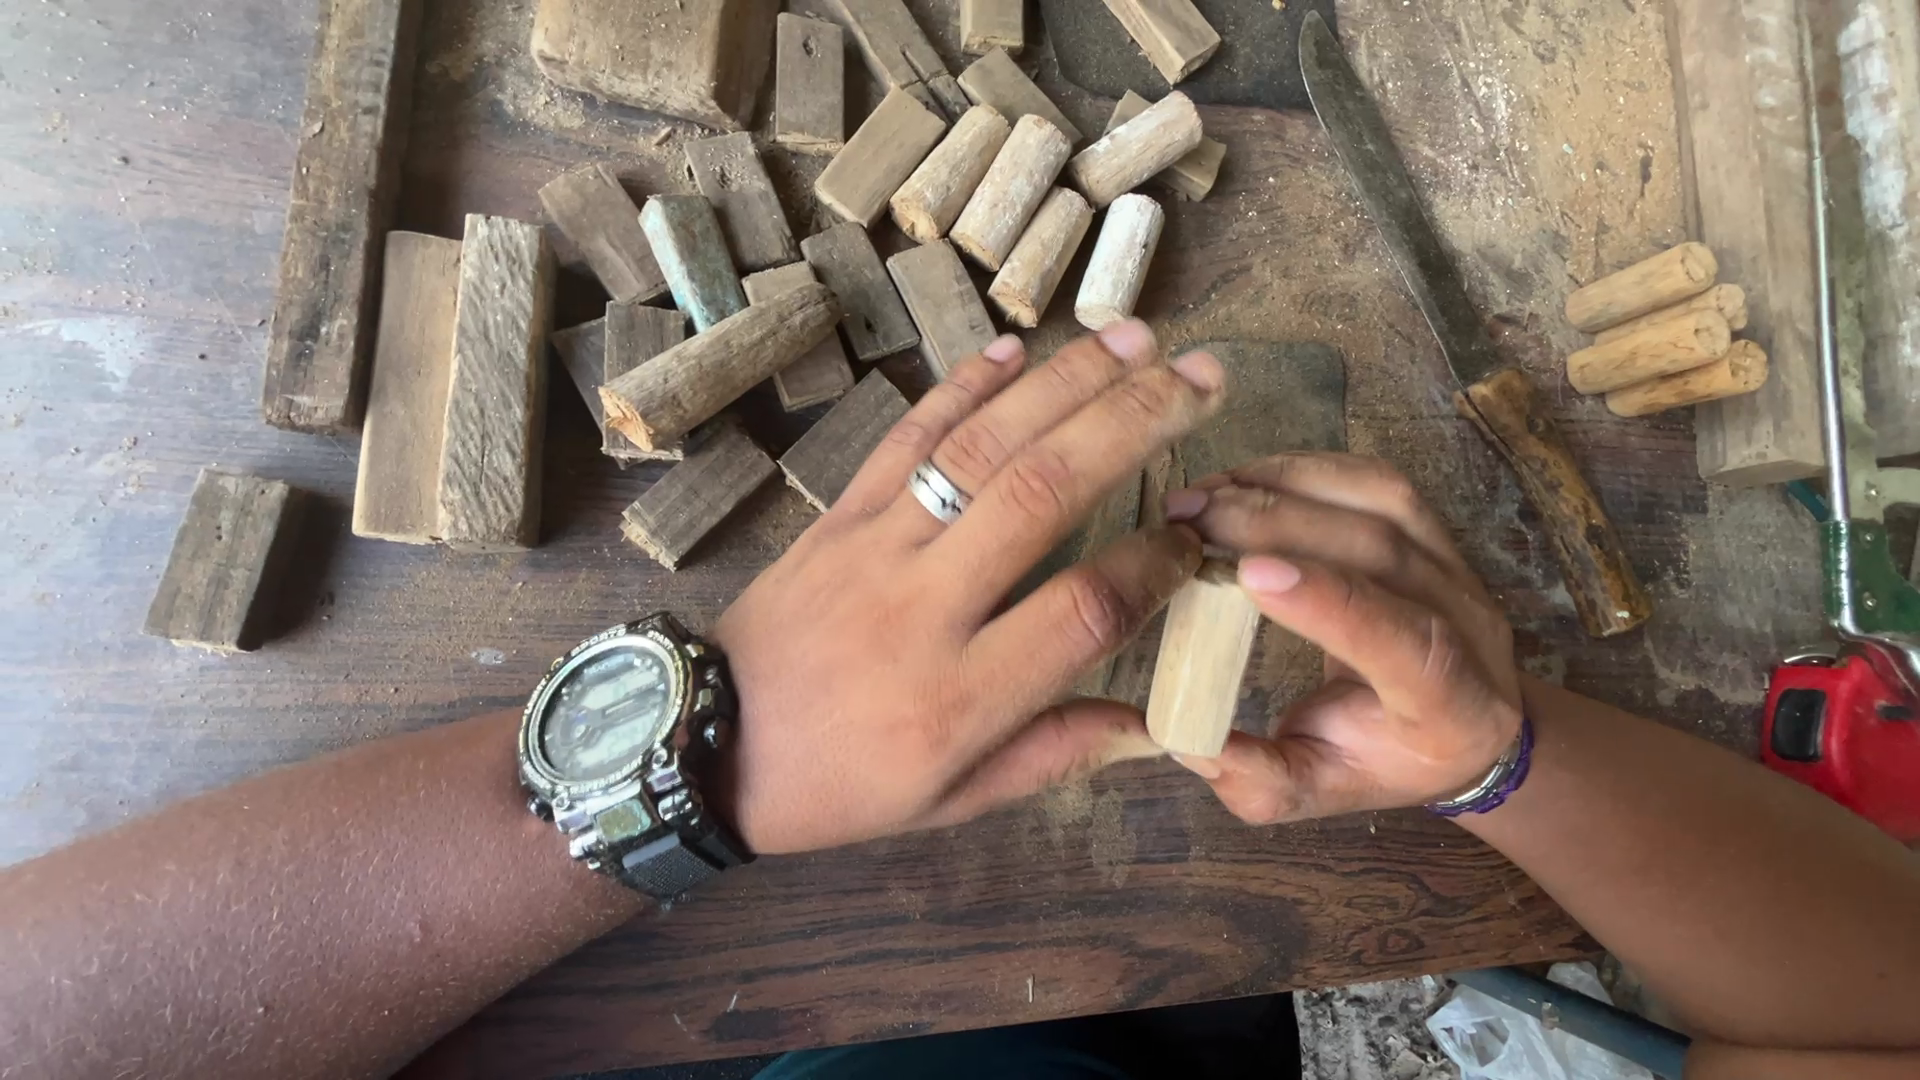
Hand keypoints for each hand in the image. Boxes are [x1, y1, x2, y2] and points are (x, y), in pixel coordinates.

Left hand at [712, 322, 1226, 854]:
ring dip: (1062, 383)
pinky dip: (962, 387)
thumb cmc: (837, 783)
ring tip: (1134, 340)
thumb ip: (1051, 754)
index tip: (1194, 537)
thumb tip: (1149, 724)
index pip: (1083, 609)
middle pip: (1041, 492)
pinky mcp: (838, 513)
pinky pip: (906, 437)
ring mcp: (874, 544)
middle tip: (1201, 378)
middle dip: (1131, 424)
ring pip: (980, 447)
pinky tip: (1014, 350)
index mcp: (958, 696)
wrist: (706, 741)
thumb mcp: (948, 800)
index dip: (1154, 564)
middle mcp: (923, 604)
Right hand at [1166, 453, 1522, 821]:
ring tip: (1201, 495)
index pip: (1402, 641)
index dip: (1329, 601)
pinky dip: (1300, 469)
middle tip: (1186, 519)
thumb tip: (1186, 741)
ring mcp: (1454, 563)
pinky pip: (1371, 479)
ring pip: (1379, 499)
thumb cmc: (1378, 757)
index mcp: (1445, 701)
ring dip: (1281, 485)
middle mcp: (1466, 621)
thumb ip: (1256, 778)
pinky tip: (1240, 479)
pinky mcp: (1429, 527)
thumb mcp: (1315, 789)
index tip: (1246, 573)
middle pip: (1379, 550)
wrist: (1461, 718)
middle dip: (1274, 524)